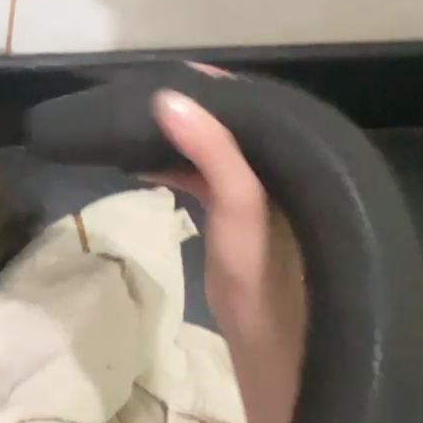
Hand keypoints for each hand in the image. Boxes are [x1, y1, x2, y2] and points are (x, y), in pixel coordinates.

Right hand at [147, 73, 307, 372]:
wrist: (270, 348)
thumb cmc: (263, 279)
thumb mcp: (240, 209)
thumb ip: (214, 154)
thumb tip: (169, 98)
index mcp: (291, 157)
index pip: (249, 104)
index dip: (208, 87)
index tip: (160, 73)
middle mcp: (274, 168)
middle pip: (227, 123)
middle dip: (185, 108)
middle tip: (135, 96)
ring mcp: (252, 194)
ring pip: (210, 149)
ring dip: (173, 136)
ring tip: (131, 121)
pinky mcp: (231, 218)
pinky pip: (199, 176)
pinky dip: (170, 165)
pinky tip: (139, 161)